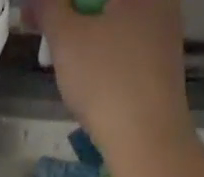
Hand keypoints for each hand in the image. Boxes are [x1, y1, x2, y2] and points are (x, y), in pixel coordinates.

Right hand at [25, 0, 190, 154]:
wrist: (146, 135)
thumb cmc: (105, 79)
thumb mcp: (66, 38)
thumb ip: (49, 8)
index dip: (59, 2)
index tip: (38, 14)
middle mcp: (160, 1)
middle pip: (104, 3)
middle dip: (72, 13)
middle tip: (46, 34)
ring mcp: (166, 30)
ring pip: (116, 20)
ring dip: (86, 31)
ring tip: (64, 57)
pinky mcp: (163, 60)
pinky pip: (127, 42)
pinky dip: (103, 49)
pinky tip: (88, 74)